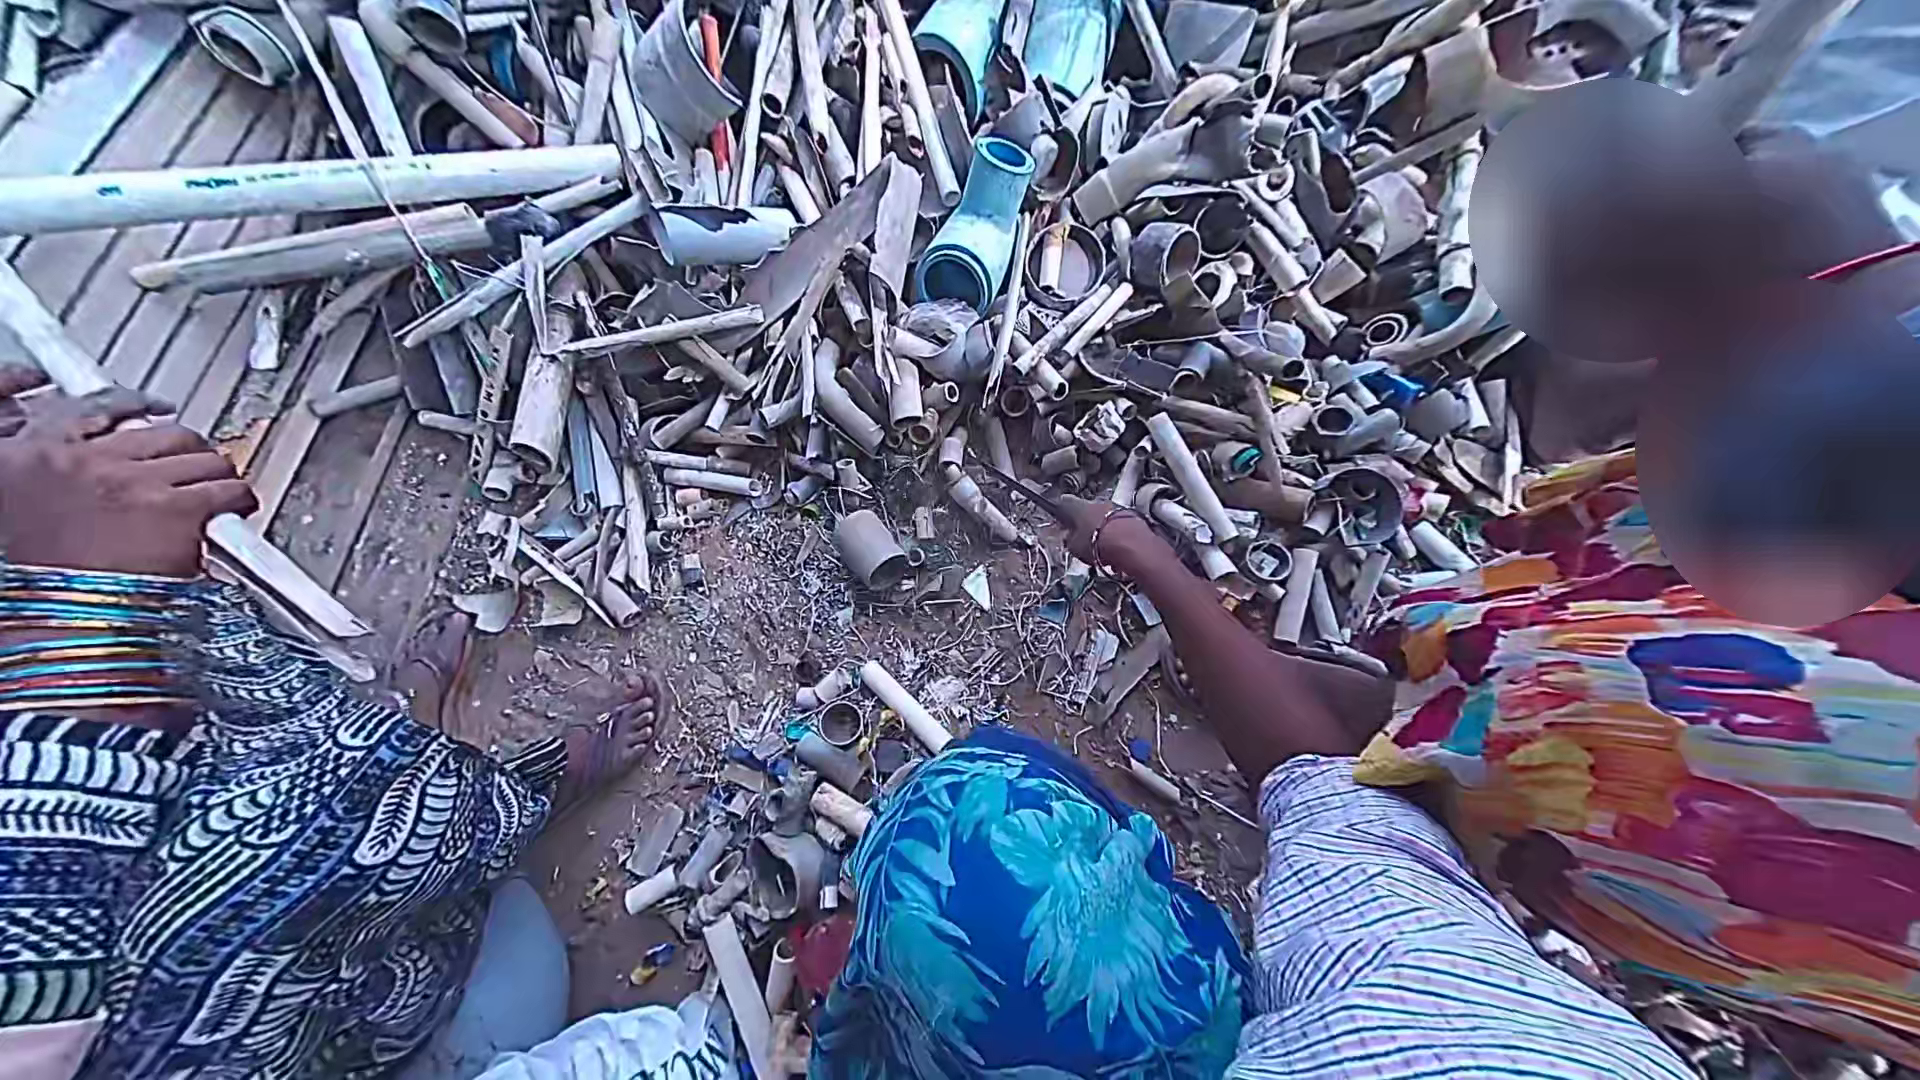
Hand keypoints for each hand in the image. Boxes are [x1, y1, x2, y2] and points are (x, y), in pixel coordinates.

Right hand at [0, 369, 257, 576]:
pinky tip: (235, 511)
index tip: (154, 406)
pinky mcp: (174, 506)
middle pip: (165, 432)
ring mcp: (126, 481)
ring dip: (219, 476)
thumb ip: (63, 469)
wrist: (58, 611)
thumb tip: (110, 452)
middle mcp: (73, 460)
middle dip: (192, 451)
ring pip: (206, 458)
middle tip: (200, 472)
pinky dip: (242, 499)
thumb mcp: (26, 503)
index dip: (131, 404)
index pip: (89, 408)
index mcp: (21, 454)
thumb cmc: (44, 567)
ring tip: (216, 497)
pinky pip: (232, 489)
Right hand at [1058, 495, 1172, 572]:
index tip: (1061, 520)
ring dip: (1102, 531)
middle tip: (1083, 541)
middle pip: (1087, 511)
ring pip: (1104, 519)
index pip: (1064, 503)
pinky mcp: (1133, 516)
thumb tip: (1068, 537)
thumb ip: (1069, 539)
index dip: (1061, 511)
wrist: (1130, 543)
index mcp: (1077, 506)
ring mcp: (1116, 508)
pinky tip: (1116, 553)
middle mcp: (1096, 502)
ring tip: (1101, 553)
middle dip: (1085, 524)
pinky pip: (1118, 526)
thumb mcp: (1073, 547)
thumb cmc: (1096, 543)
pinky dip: (1116, 537)